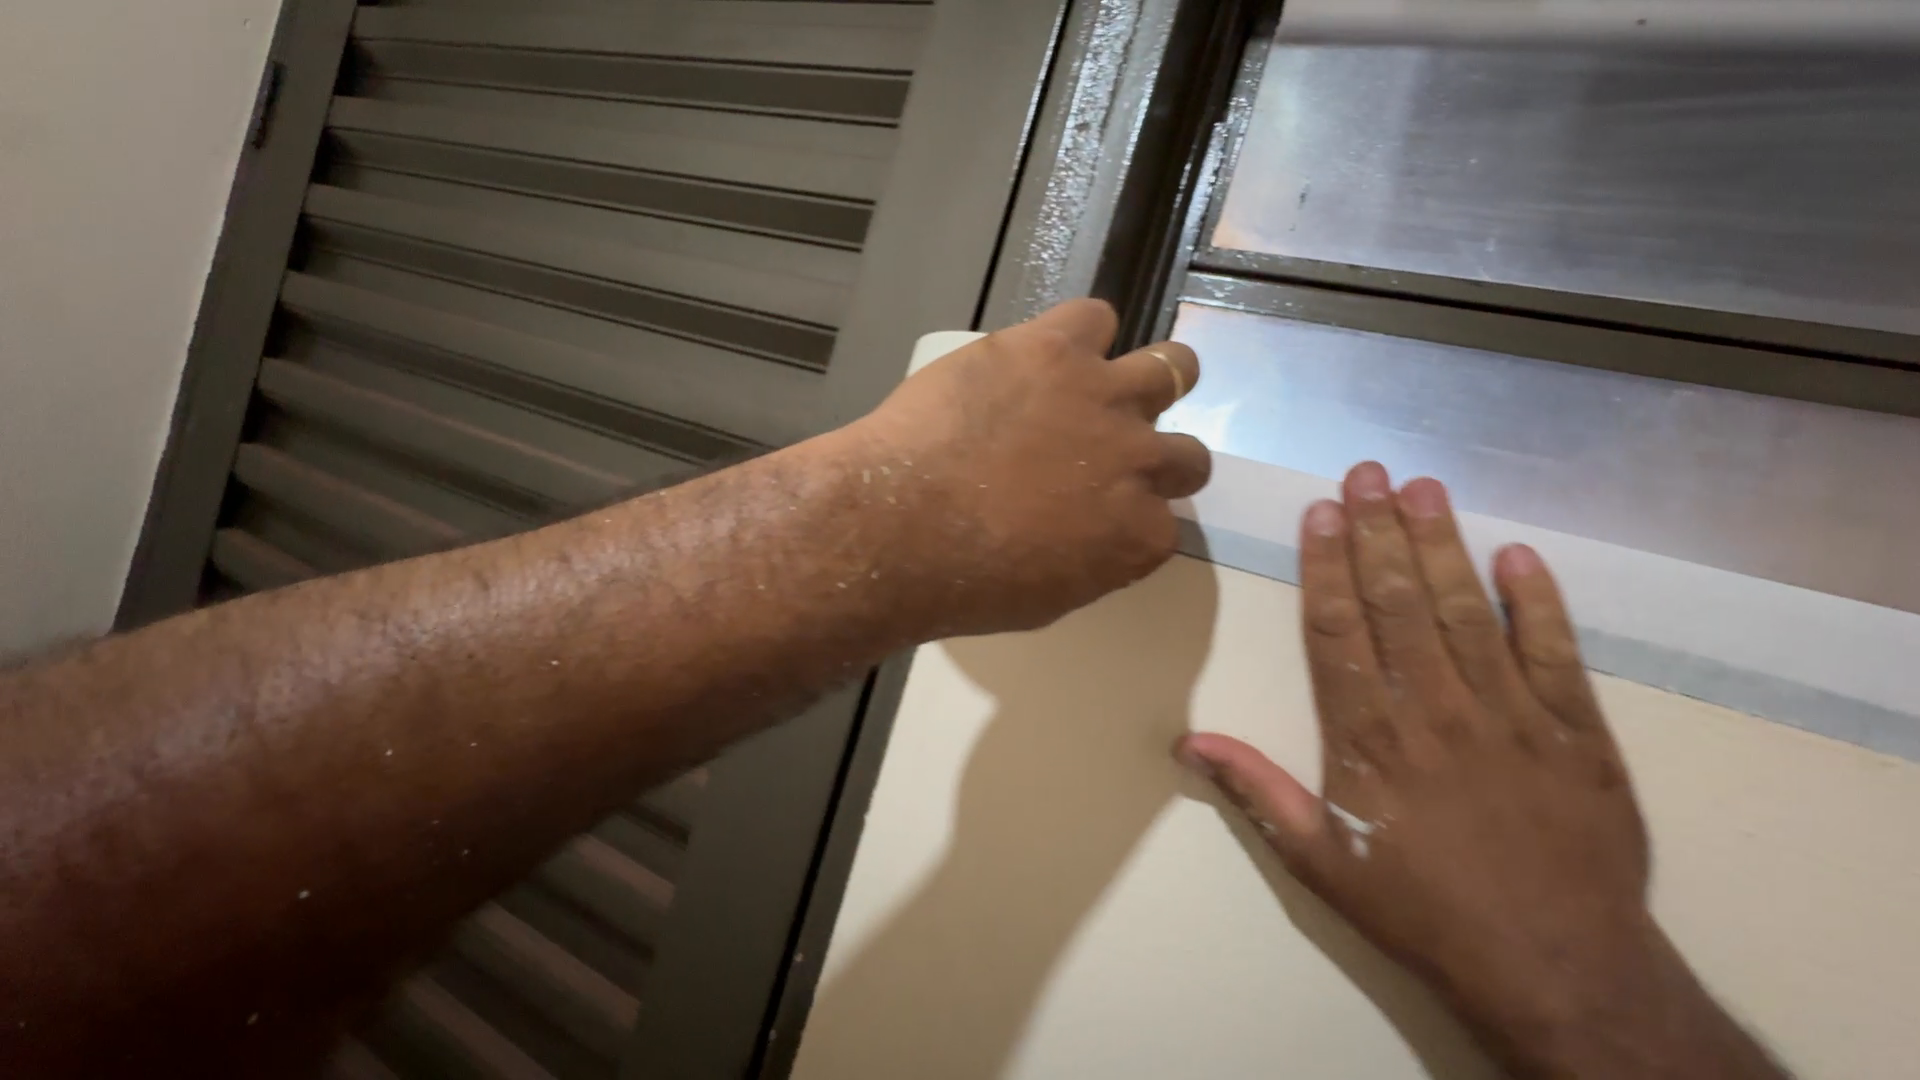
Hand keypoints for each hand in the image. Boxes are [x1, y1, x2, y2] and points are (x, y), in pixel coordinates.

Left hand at [846, 299, 1209, 637]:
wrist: (900, 525)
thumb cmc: (961, 581)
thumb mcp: (1044, 598)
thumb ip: (1087, 560)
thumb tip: (1087, 535)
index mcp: (1139, 534)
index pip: (1165, 520)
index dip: (1134, 513)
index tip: (1103, 511)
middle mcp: (1140, 461)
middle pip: (1188, 454)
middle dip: (1156, 457)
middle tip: (1109, 454)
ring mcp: (1103, 397)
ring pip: (1171, 366)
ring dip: (1151, 377)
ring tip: (1101, 387)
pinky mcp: (1054, 348)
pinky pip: (1094, 318)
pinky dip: (1078, 333)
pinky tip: (1046, 352)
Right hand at [1181, 463, 1662, 1053]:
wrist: (1559, 970)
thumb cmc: (1421, 910)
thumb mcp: (1319, 863)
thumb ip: (1257, 793)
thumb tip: (1187, 742)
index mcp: (1370, 737)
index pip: (1339, 631)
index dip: (1327, 566)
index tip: (1321, 512)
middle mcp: (1436, 710)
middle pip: (1399, 603)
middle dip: (1379, 532)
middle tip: (1368, 472)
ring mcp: (1512, 715)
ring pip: (1467, 612)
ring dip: (1443, 546)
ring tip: (1425, 488)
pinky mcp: (1579, 733)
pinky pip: (1556, 653)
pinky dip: (1538, 602)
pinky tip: (1519, 555)